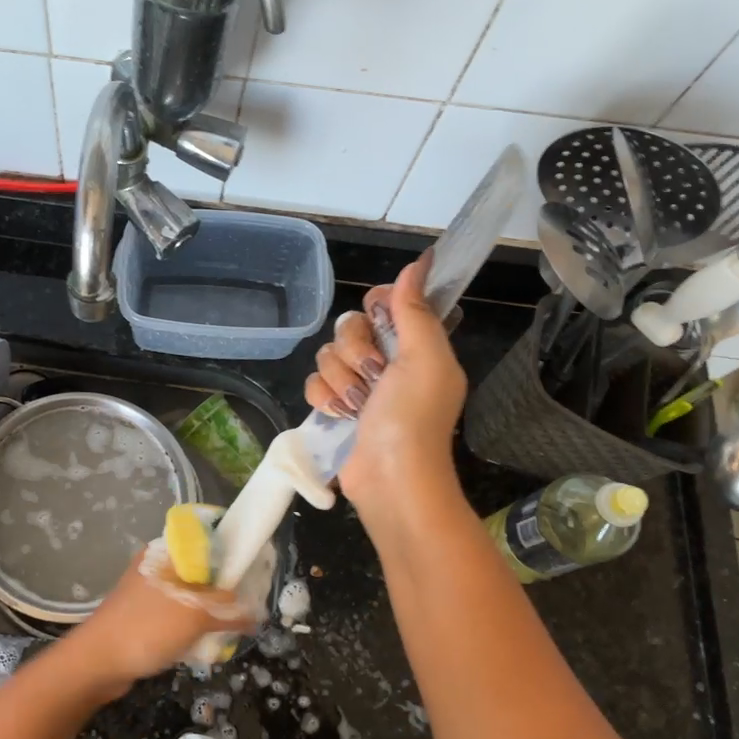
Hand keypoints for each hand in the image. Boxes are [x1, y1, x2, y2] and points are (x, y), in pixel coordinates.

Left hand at [63, 545, 257, 692]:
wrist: (96, 664)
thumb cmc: (145, 630)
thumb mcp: (193, 615)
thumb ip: (227, 608)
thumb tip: (255, 611)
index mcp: (164, 553)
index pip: (207, 542)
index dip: (233, 557)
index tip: (256, 576)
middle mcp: (156, 567)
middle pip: (202, 573)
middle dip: (225, 594)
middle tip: (246, 612)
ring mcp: (148, 594)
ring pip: (191, 598)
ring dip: (208, 616)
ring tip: (227, 633)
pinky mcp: (144, 618)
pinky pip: (178, 618)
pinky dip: (191, 630)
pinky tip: (203, 646)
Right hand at [304, 260, 466, 508]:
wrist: (391, 478)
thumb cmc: (413, 416)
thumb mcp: (424, 357)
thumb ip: (415, 309)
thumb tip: (421, 260)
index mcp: (417, 344)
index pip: (384, 301)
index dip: (376, 307)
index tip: (379, 320)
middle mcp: (388, 361)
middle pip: (349, 326)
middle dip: (356, 352)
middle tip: (374, 376)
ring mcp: (359, 386)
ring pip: (327, 355)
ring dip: (341, 381)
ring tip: (359, 407)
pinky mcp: (335, 408)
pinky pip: (313, 383)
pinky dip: (324, 400)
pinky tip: (340, 417)